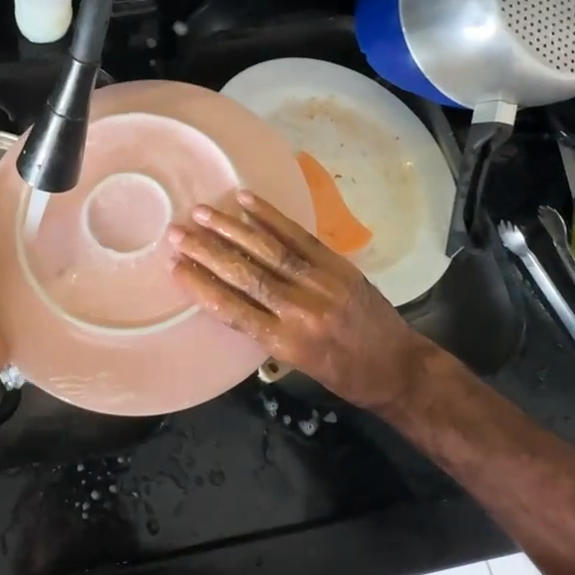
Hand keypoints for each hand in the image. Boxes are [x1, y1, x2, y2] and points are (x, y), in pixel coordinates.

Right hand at [169, 190, 430, 407]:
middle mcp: (300, 310)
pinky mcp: (337, 264)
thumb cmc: (343, 374)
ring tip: (201, 212)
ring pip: (267, 250)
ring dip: (230, 228)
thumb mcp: (297, 365)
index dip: (200, 286)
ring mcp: (320, 283)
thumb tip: (228, 298)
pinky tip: (246, 200)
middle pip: (244, 274)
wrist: (400, 368)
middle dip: (206, 251)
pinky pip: (297, 235)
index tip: (174, 266)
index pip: (232, 309)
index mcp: (286, 343)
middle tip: (176, 233)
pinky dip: (270, 216)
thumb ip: (265, 330)